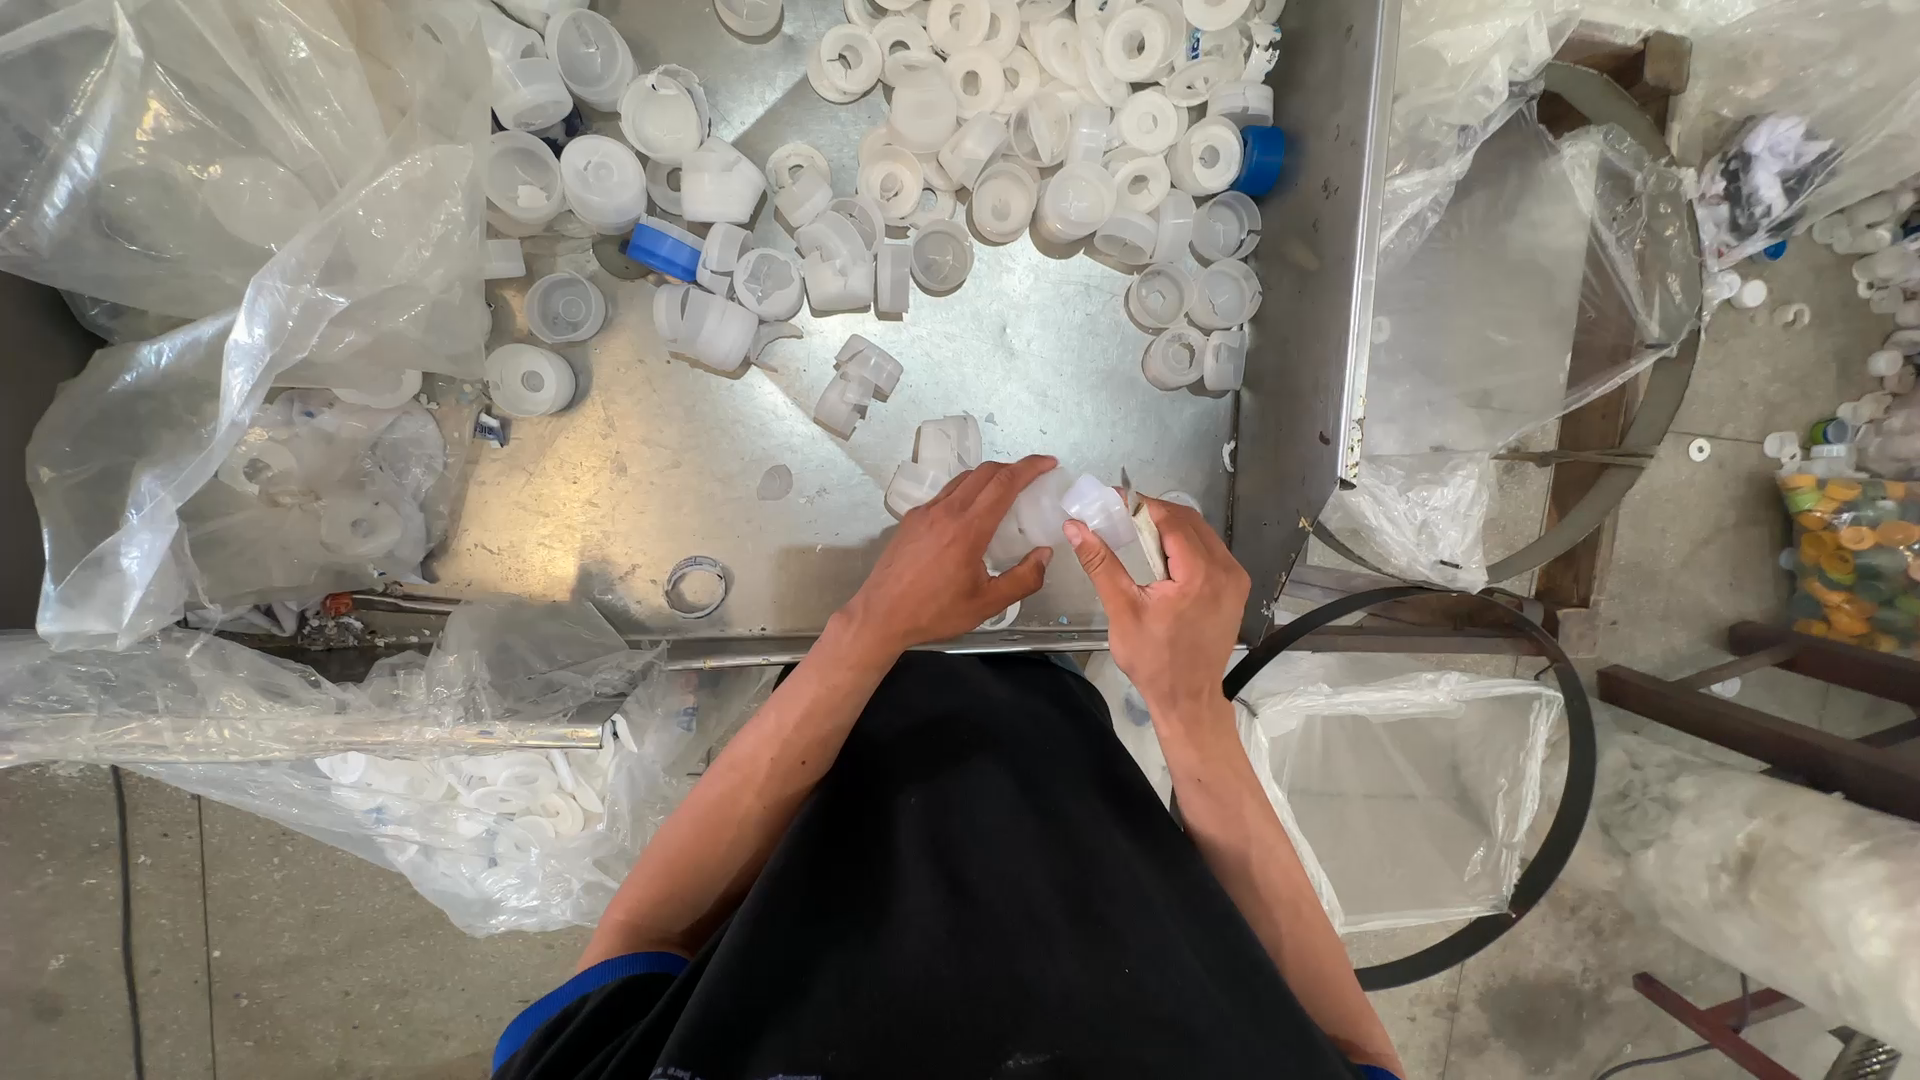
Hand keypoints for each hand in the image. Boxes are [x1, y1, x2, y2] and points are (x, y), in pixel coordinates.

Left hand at [838, 455, 1058, 653]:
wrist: (881, 616)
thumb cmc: (934, 612)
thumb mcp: (987, 604)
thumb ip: (1023, 579)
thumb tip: (1044, 555)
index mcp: (968, 529)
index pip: (1004, 483)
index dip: (1030, 467)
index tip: (1048, 464)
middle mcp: (946, 512)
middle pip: (985, 472)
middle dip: (1012, 467)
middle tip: (1032, 478)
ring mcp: (925, 513)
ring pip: (962, 480)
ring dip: (988, 478)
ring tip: (1004, 493)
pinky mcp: (911, 520)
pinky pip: (944, 494)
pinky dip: (966, 492)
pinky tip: (970, 515)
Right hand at [1065, 497, 1248, 718]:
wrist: (1188, 698)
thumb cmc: (1152, 659)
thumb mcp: (1122, 609)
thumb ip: (1101, 563)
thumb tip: (1076, 528)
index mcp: (1199, 574)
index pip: (1171, 520)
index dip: (1140, 505)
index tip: (1113, 500)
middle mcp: (1225, 570)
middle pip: (1189, 522)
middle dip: (1154, 513)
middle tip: (1120, 515)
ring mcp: (1235, 580)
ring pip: (1202, 534)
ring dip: (1170, 527)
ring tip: (1136, 533)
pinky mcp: (1236, 589)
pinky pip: (1211, 552)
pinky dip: (1185, 545)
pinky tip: (1161, 556)